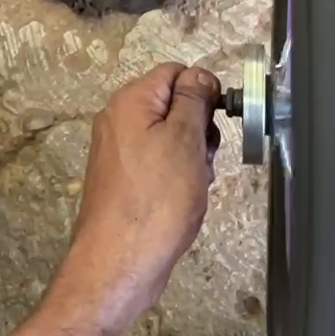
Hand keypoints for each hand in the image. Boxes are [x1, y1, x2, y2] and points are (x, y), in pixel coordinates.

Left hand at [54, 63, 219, 322]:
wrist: (119, 262)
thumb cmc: (156, 199)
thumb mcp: (185, 138)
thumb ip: (194, 99)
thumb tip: (199, 75)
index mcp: (131, 101)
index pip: (174, 73)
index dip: (202, 91)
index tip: (217, 121)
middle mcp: (118, 119)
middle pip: (172, 104)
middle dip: (198, 128)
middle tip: (203, 160)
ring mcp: (118, 150)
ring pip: (169, 136)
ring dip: (191, 156)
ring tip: (194, 185)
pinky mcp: (122, 178)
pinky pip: (158, 162)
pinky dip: (176, 175)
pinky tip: (182, 199)